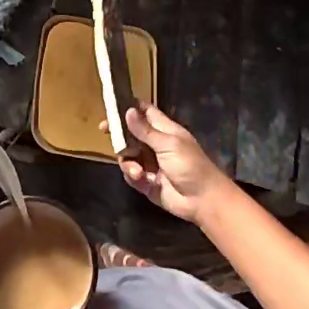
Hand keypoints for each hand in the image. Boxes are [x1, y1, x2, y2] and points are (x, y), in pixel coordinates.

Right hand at [110, 105, 233, 223]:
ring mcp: (150, 163)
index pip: (144, 112)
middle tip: (107, 133)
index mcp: (164, 130)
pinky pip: (130, 174)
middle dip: (120, 135)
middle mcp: (155, 144)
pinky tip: (141, 179)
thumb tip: (127, 111)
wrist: (202, 199)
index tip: (111, 108)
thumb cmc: (190, 165)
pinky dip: (132, 176)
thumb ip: (145, 130)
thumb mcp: (168, 145)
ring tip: (138, 172)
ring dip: (128, 162)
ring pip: (127, 155)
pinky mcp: (146, 181)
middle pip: (130, 133)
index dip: (129, 108)